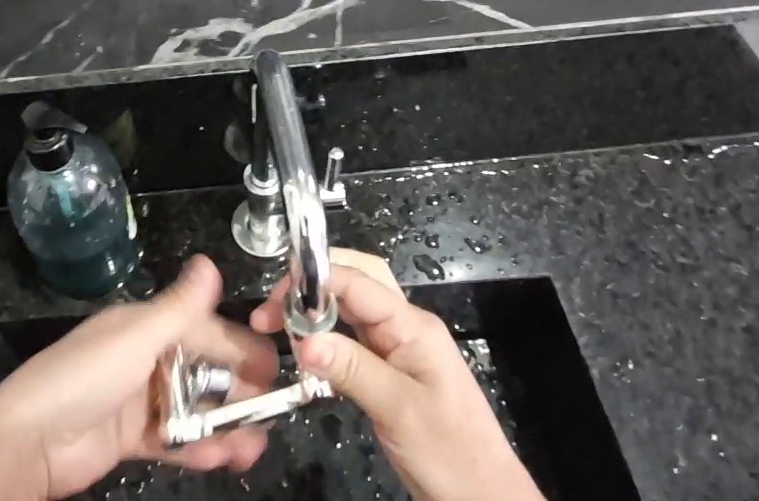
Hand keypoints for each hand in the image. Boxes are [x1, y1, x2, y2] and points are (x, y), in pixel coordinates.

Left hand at [0, 256, 279, 500]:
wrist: (26, 443)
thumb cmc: (83, 378)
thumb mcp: (135, 338)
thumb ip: (179, 306)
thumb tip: (210, 262)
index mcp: (144, 326)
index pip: (203, 329)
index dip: (238, 346)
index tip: (273, 367)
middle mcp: (144, 357)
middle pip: (202, 371)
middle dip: (237, 392)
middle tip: (268, 415)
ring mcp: (138, 400)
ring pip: (193, 408)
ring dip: (223, 426)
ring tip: (251, 448)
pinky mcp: (131, 438)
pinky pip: (175, 439)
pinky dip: (198, 447)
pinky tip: (221, 459)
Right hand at [250, 249, 543, 500]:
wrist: (485, 496)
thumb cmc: (450, 450)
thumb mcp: (399, 409)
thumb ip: (352, 370)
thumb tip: (303, 340)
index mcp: (412, 325)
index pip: (357, 281)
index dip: (315, 279)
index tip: (275, 297)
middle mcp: (405, 326)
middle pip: (356, 281)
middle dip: (313, 284)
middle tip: (273, 307)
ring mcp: (400, 348)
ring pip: (352, 309)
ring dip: (316, 310)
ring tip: (279, 325)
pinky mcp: (392, 371)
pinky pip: (354, 339)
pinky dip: (327, 338)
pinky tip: (307, 353)